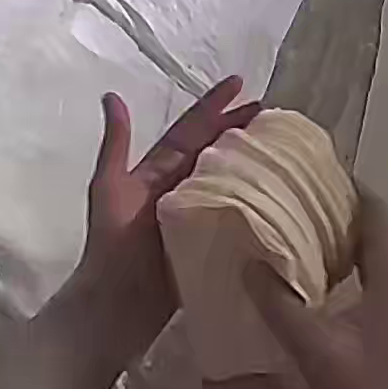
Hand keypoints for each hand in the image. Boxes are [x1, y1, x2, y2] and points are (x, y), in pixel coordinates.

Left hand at [72, 77, 260, 346]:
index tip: (240, 81)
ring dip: (251, 154)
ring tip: (278, 139)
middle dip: (241, 125)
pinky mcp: (211, 235)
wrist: (116, 307)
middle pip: (218, 146)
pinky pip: (235, 207)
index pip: (193, 127)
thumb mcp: (109, 186)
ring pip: (229, 172)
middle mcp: (183, 181)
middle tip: (271, 109)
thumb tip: (111, 95)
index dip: (214, 104)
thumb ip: (116, 143)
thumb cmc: (112, 244)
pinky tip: (274, 186)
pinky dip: (253, 193)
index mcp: (162, 166)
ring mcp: (199, 208)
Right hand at [204, 192, 387, 388]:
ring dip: (337, 232)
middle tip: (294, 190)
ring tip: (295, 220)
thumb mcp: (316, 350)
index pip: (374, 209)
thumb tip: (249, 262)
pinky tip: (310, 268)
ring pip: (368, 249)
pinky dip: (341, 259)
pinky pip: (366, 272)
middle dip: (335, 204)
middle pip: (370, 225)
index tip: (312, 166)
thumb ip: (281, 305)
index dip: (347, 182)